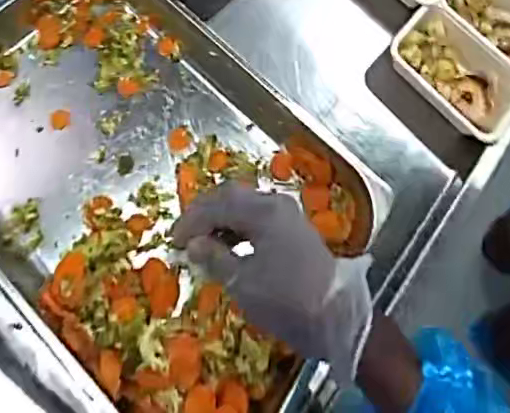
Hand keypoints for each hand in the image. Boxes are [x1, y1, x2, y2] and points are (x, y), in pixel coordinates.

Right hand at [173, 183, 372, 373]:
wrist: (336, 315)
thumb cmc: (287, 300)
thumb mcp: (244, 283)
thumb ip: (215, 258)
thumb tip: (193, 244)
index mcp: (263, 210)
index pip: (218, 204)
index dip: (191, 220)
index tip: (173, 240)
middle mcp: (275, 203)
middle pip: (231, 195)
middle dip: (204, 212)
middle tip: (183, 235)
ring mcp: (286, 213)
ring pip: (244, 203)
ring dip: (220, 217)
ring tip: (200, 241)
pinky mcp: (292, 227)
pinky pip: (256, 214)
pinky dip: (236, 224)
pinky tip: (226, 244)